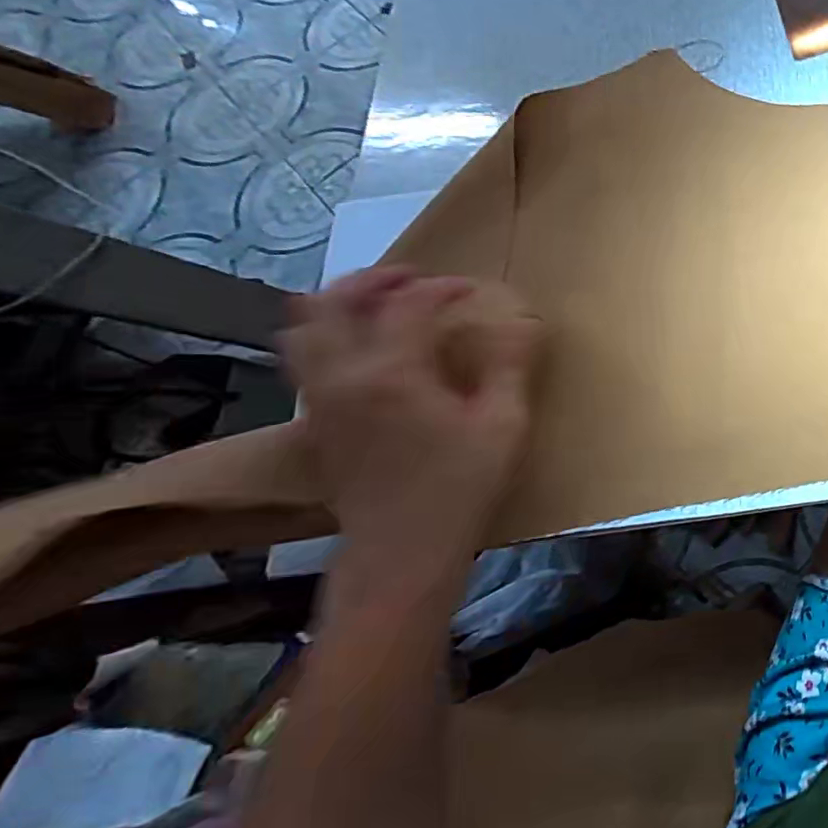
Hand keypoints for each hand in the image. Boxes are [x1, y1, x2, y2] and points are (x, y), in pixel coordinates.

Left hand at [281, 267, 539, 561]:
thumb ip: (509, 365)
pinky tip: (361, 348)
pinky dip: (326, 336)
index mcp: (391, 373)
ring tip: (377, 303)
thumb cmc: (461, 484)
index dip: (442, 288)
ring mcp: (319, 399)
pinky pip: (303, 359)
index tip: (473, 290)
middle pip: (333, 302)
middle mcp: (342, 376)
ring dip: (338, 304)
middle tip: (413, 279)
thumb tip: (524, 321)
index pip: (408, 305)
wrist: (403, 548)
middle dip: (375, 280)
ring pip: (303, 328)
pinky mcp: (314, 421)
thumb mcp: (503, 424)